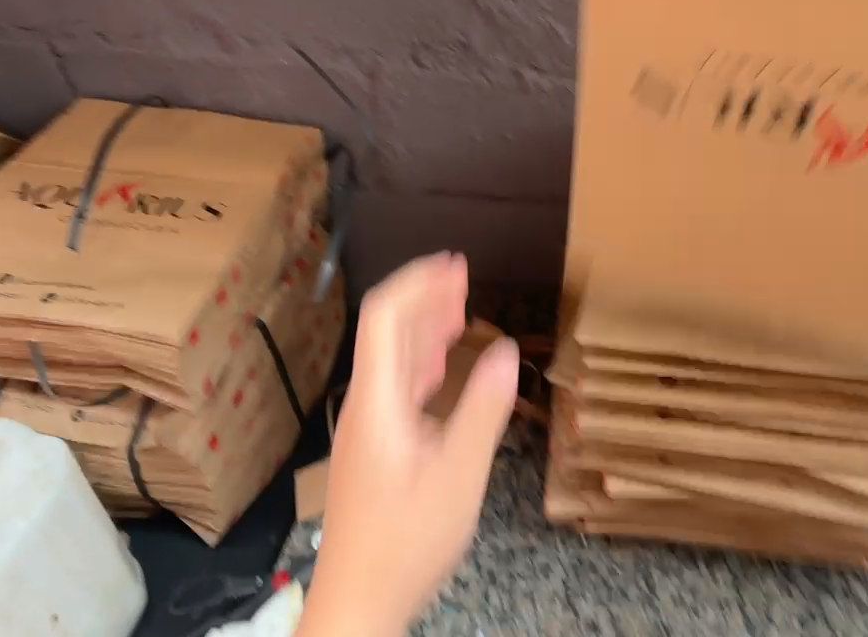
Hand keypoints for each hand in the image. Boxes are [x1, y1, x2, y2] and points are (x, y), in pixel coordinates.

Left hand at [297, 253, 518, 636]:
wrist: (357, 604)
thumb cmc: (406, 543)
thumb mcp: (458, 477)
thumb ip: (483, 410)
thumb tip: (509, 351)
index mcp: (378, 400)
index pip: (386, 318)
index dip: (417, 282)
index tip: (454, 265)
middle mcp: (367, 404)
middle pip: (389, 331)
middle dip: (426, 296)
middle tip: (465, 274)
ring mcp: (369, 426)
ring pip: (394, 358)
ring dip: (426, 326)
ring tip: (461, 306)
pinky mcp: (377, 446)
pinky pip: (398, 384)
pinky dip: (424, 361)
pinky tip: (445, 363)